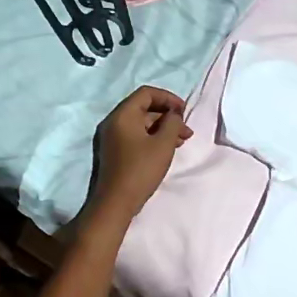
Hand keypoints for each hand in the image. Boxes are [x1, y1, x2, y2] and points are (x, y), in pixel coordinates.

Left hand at [88, 86, 191, 220]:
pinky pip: (134, 136)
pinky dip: (151, 137)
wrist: (115, 203)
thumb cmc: (140, 170)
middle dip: (167, 116)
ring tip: (180, 141)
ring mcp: (110, 137)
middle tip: (186, 130)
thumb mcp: (163, 144)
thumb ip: (172, 123)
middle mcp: (113, 122)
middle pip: (143, 108)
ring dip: (161, 128)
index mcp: (122, 115)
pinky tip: (165, 149)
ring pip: (140, 123)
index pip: (146, 93)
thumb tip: (174, 114)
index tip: (184, 111)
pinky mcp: (113, 151)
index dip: (168, 98)